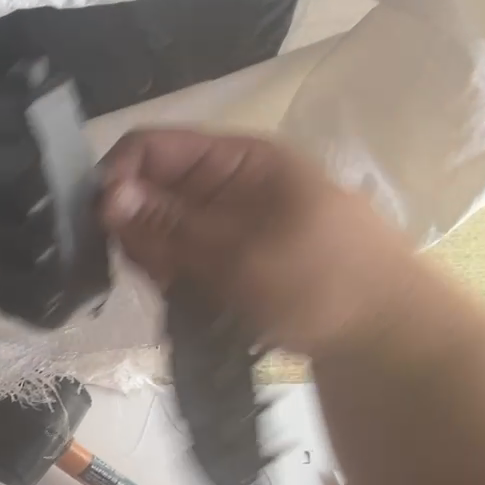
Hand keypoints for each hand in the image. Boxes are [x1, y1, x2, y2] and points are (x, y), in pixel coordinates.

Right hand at [98, 129, 423, 358]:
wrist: (384, 337)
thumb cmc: (321, 283)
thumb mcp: (237, 252)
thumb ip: (166, 225)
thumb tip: (103, 196)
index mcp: (237, 161)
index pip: (149, 148)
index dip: (116, 178)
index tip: (99, 224)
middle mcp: (223, 184)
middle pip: (143, 189)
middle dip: (133, 228)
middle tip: (153, 267)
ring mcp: (220, 221)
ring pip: (152, 228)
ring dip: (151, 258)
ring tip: (177, 286)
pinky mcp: (218, 255)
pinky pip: (170, 256)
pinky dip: (166, 276)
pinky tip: (184, 294)